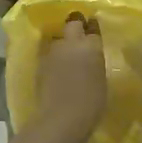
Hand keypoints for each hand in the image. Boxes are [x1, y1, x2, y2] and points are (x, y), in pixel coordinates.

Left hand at [36, 14, 105, 135]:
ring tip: (67, 58)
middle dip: (76, 28)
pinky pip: (50, 55)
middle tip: (80, 39)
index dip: (92, 28)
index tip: (93, 30)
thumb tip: (90, 57)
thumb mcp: (101, 80)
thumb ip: (95, 62)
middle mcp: (70, 43)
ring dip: (63, 45)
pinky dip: (54, 59)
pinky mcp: (40, 64)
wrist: (61, 118)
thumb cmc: (91, 103)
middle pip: (72, 24)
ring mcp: (52, 52)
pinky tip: (57, 70)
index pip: (92, 27)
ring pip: (58, 40)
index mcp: (90, 46)